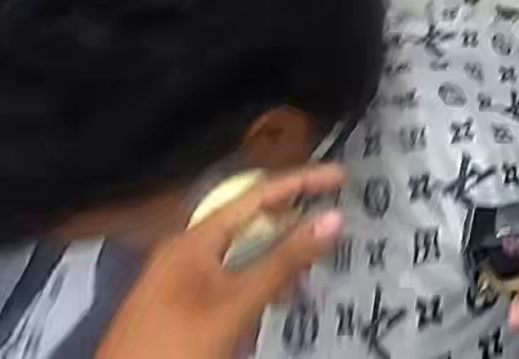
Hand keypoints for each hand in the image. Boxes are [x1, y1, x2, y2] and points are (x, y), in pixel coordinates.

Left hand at [94, 166, 345, 358]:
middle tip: (331, 214)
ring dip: (280, 250)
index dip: (304, 181)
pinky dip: (260, 274)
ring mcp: (178, 280)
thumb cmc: (175, 350)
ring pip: (242, 249)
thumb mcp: (237, 305)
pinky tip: (280, 291)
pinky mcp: (178, 306)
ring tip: (314, 255)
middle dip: (293, 216)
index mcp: (193, 240)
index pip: (260, 194)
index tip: (343, 177)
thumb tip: (338, 215)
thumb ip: (288, 258)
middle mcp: (184, 250)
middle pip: (251, 218)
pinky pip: (230, 274)